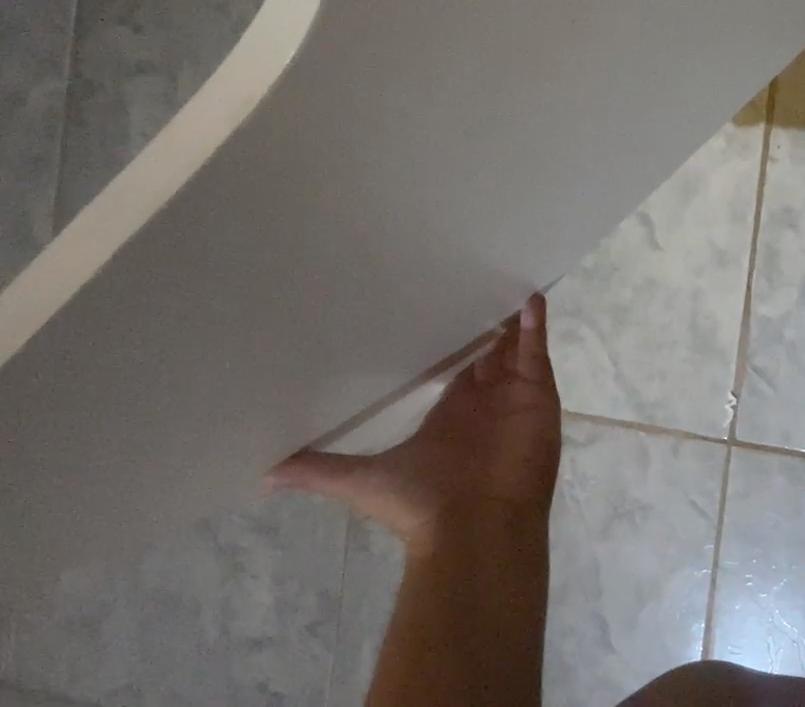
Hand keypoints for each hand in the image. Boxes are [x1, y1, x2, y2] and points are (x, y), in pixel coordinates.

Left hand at [267, 294, 562, 551]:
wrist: (476, 523)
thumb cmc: (423, 502)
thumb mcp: (364, 480)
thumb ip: (322, 470)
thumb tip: (261, 476)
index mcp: (451, 415)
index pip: (456, 373)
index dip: (454, 347)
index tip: (444, 315)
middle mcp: (485, 401)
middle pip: (489, 357)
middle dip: (488, 330)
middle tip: (481, 289)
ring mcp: (514, 395)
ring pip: (515, 350)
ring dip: (514, 322)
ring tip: (509, 285)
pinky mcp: (537, 392)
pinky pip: (537, 352)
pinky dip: (535, 326)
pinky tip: (530, 299)